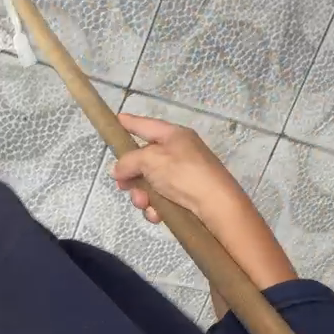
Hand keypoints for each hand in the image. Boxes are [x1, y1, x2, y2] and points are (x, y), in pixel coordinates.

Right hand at [110, 113, 249, 226]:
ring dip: (142, 195)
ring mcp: (183, 175)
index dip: (129, 123)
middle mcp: (179, 152)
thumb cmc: (184, 174)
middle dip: (131, 174)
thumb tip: (117, 169)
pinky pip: (161, 199)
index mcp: (174, 136)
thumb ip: (129, 161)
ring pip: (150, 183)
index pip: (145, 125)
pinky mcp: (186, 196)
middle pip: (144, 160)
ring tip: (144, 203)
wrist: (217, 205)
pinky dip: (156, 207)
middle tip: (122, 185)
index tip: (116, 119)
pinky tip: (157, 214)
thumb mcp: (151, 160)